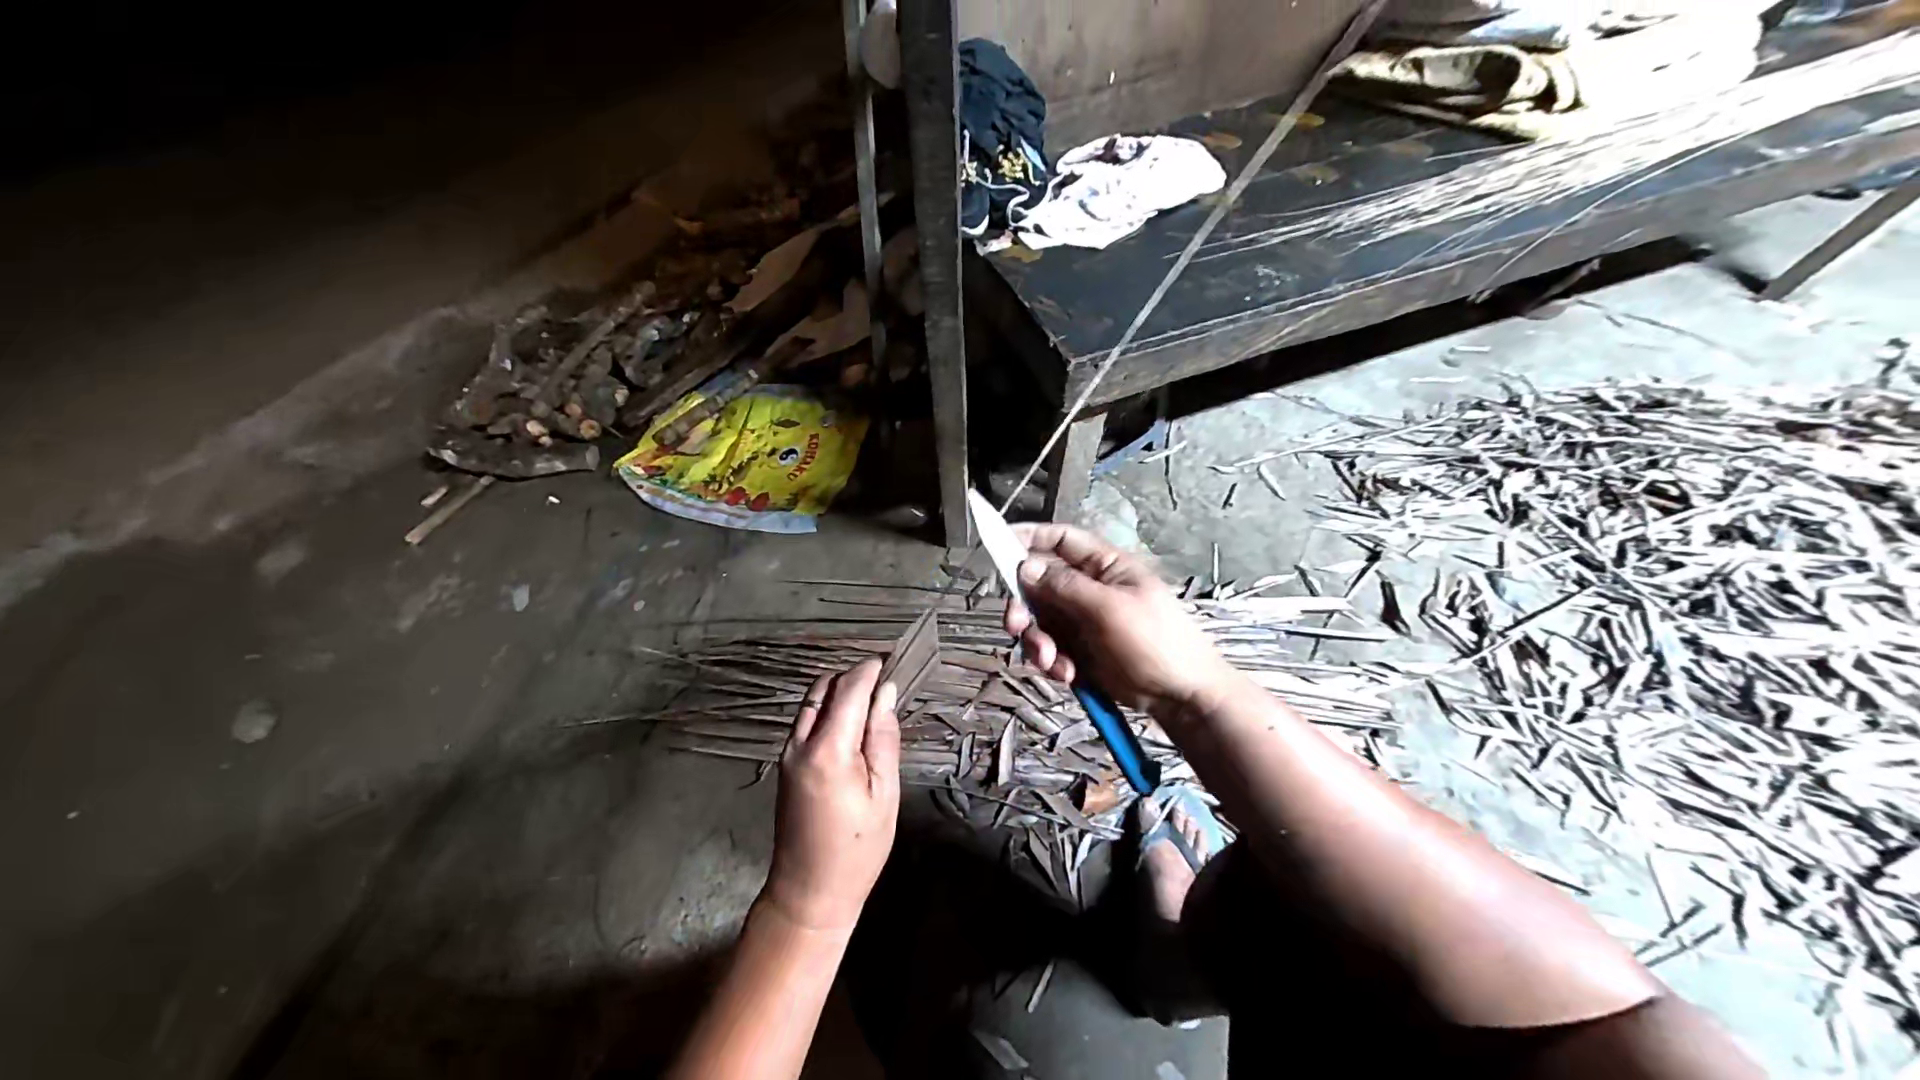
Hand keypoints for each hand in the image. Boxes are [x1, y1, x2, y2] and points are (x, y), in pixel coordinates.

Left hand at [763, 658, 899, 933]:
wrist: (808, 892)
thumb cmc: (857, 848)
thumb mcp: (884, 794)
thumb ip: (883, 738)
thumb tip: (885, 694)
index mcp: (829, 751)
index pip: (848, 690)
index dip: (869, 671)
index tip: (889, 661)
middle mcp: (801, 744)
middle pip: (824, 687)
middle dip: (852, 677)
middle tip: (883, 684)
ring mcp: (788, 754)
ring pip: (811, 701)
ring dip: (838, 691)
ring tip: (871, 703)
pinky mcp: (786, 764)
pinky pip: (806, 720)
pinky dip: (827, 709)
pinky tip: (851, 724)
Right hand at [1004, 523, 1236, 716]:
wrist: (1182, 697)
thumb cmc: (1158, 643)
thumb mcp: (1111, 609)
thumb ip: (1065, 587)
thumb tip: (1026, 567)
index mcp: (1103, 567)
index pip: (1060, 539)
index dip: (1029, 537)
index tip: (999, 543)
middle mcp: (1088, 589)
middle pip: (1038, 585)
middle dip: (1023, 606)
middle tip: (1016, 626)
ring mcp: (1082, 621)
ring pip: (1038, 621)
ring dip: (1037, 641)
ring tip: (1052, 662)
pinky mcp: (1079, 650)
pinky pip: (1050, 648)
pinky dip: (1052, 662)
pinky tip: (1068, 674)